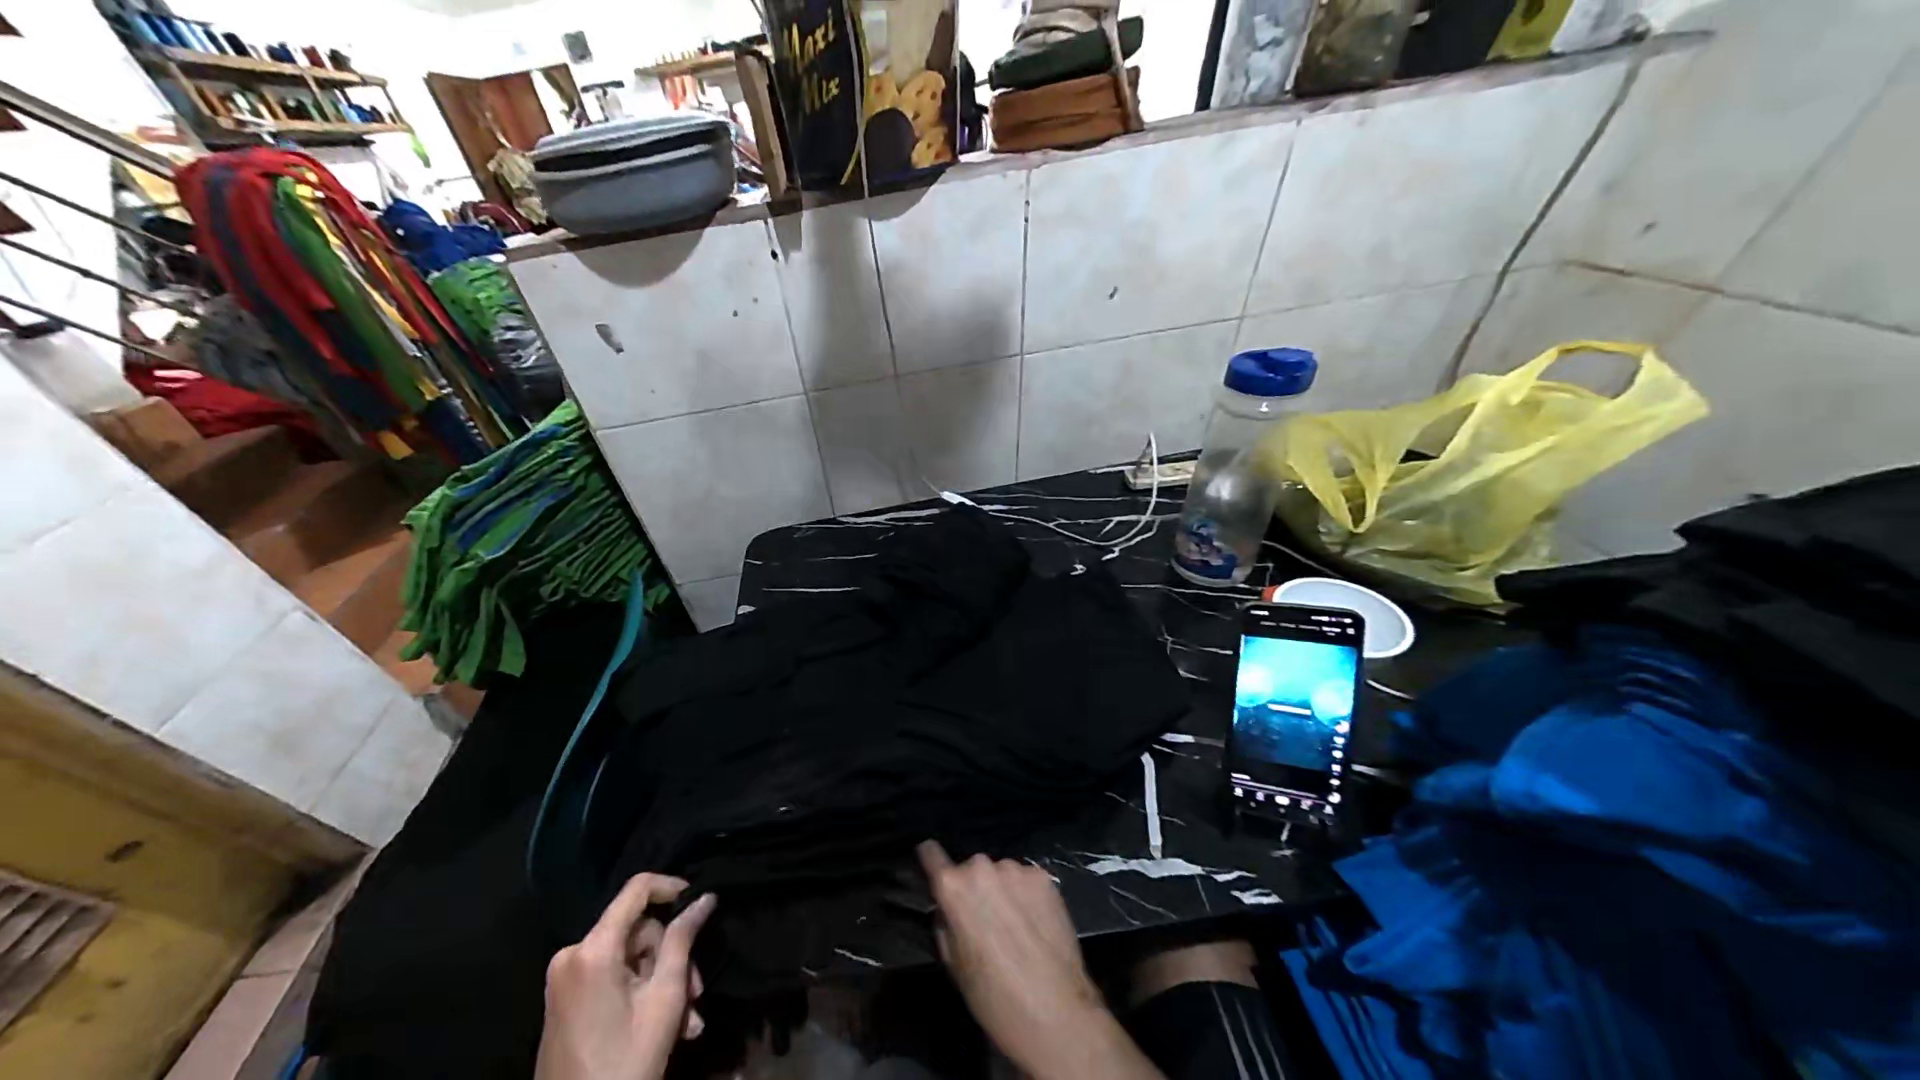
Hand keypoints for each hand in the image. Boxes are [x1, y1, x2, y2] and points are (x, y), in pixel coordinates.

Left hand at [535, 874, 717, 1079]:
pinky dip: (641, 993)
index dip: (672, 887)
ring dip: (663, 983)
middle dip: (672, 960)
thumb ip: (683, 940)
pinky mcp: (566, 1001)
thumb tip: (704, 898)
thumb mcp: (665, 998)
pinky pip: (613, 977)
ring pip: (631, 958)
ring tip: (687, 1022)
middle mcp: (572, 956)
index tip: (700, 902)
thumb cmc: (626, 1063)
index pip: (637, 889)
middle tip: (696, 993)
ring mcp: (565, 980)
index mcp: (592, 950)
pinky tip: (667, 1026)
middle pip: (638, 932)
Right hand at [917, 841, 1162, 1079]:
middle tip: (984, 919)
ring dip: (1003, 890)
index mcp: (953, 888)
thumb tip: (948, 907)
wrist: (1056, 1012)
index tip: (930, 859)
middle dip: (974, 888)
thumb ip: (945, 923)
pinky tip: (1035, 922)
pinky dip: (1027, 896)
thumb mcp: (953, 964)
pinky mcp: (1044, 878)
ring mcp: (1016, 870)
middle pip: (971, 869)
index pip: (931, 854)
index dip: (930, 858)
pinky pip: (1026, 881)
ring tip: (1014, 925)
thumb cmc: (993, 996)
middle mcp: (982, 868)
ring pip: (1001, 874)